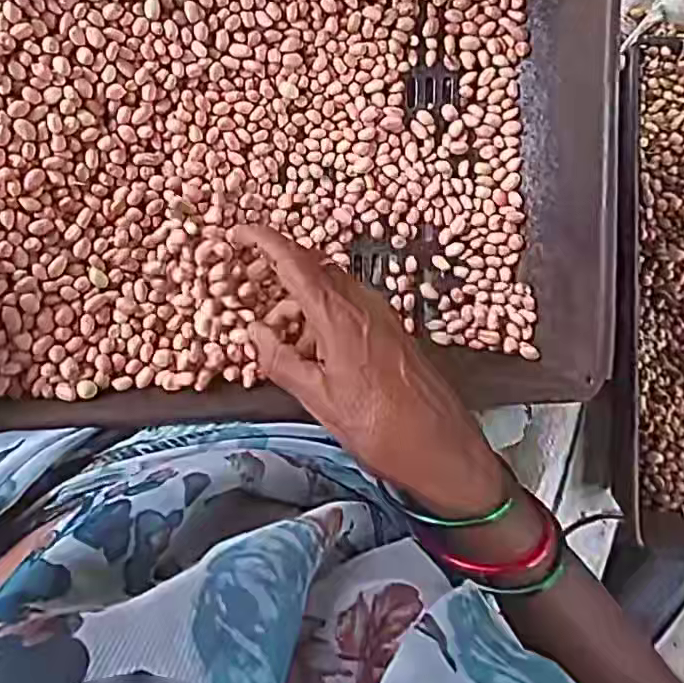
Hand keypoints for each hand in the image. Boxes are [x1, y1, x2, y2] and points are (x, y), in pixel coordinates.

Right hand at [233, 225, 511, 515]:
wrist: (443, 449)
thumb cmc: (383, 428)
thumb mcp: (319, 398)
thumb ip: (280, 360)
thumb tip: (253, 333)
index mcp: (338, 316)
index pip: (294, 261)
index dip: (263, 241)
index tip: (240, 233)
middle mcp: (361, 304)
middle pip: (310, 268)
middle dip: (276, 272)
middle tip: (250, 287)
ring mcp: (378, 313)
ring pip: (327, 287)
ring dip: (297, 302)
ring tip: (279, 340)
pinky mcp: (389, 327)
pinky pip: (346, 305)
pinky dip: (320, 315)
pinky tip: (311, 350)